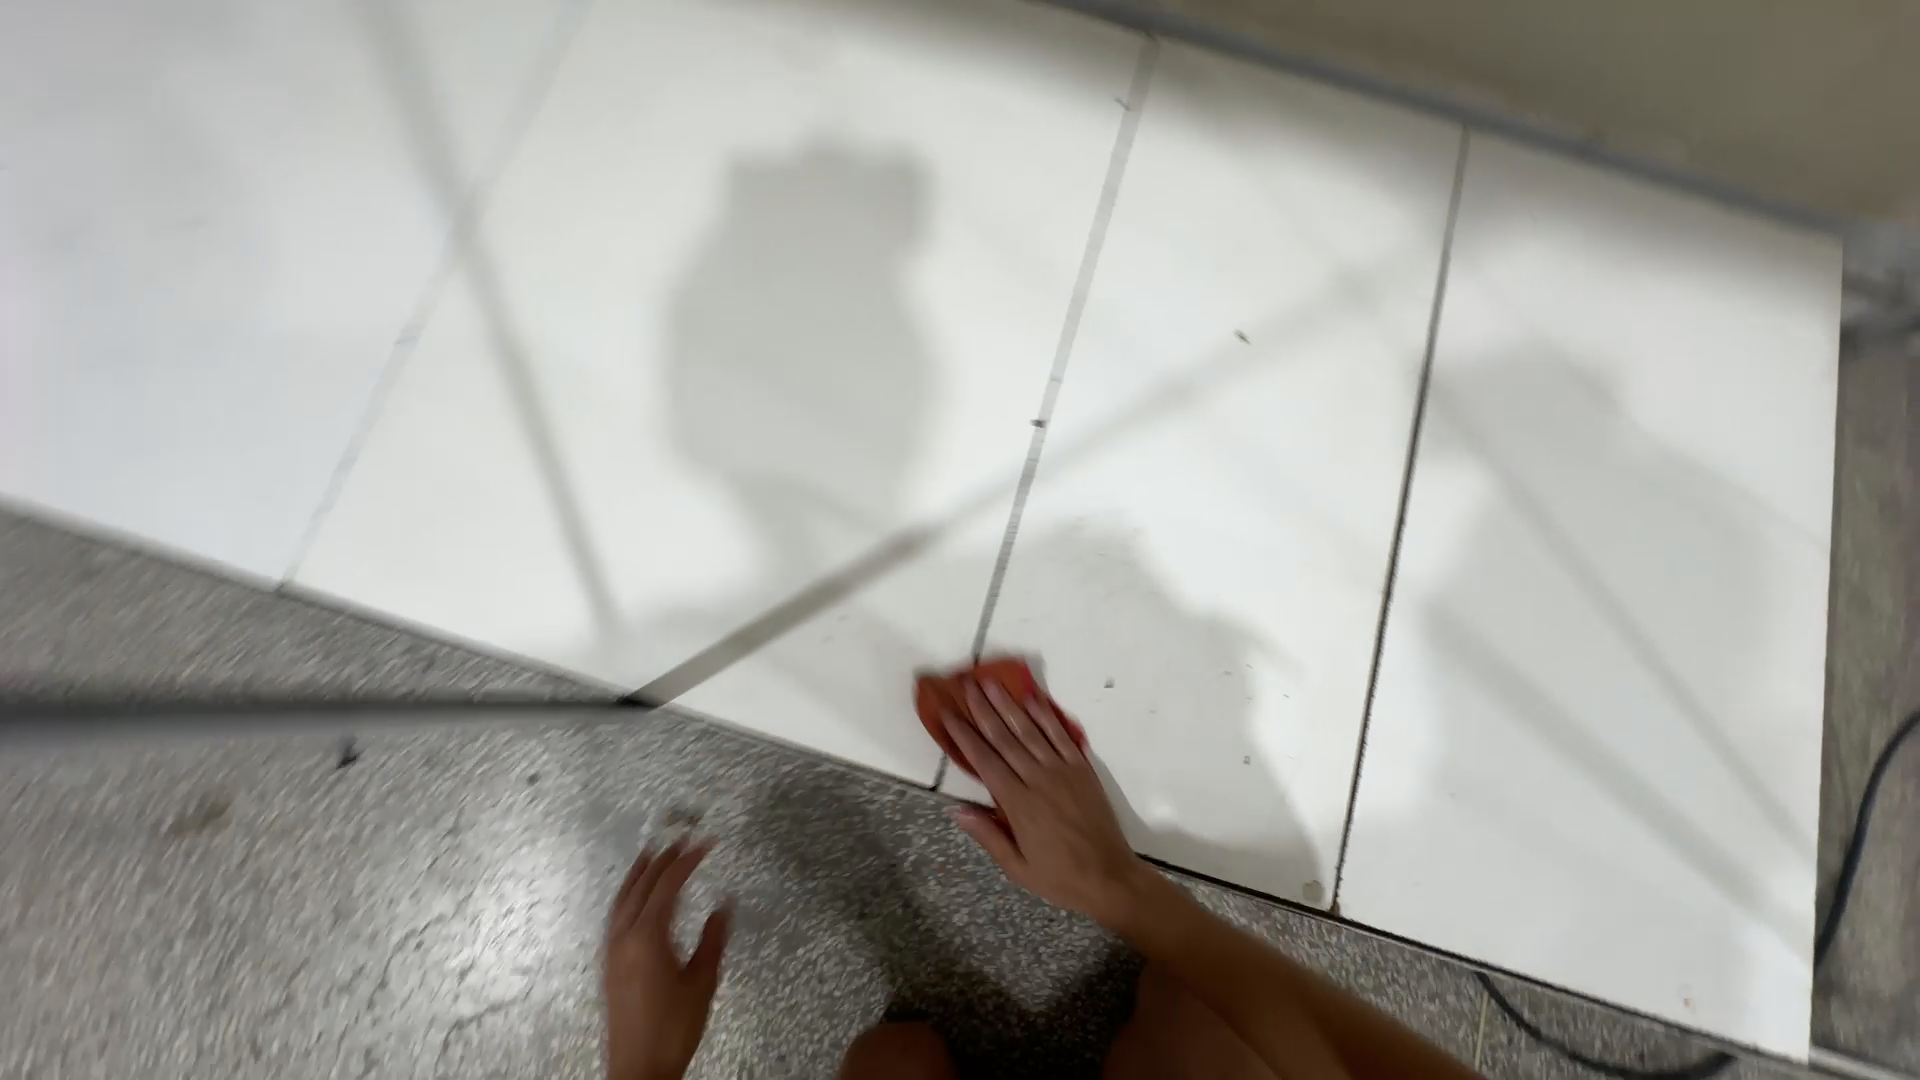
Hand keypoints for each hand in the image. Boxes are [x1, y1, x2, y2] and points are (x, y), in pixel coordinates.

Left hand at [603, 839, 730, 1079]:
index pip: (669, 884)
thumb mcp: (703, 980)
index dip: (688, 859)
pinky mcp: (609, 965)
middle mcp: (624, 938)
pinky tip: (636, 897)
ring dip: (639, 873)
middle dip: (662, 859)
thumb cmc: (673, 1027)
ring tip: (651, 853)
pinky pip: (615, 915)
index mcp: (648, 936)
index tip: (707, 842)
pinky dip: (627, 895)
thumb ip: (713, 938)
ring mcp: (612, 952)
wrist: (639, 1070)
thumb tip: (725, 903)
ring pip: (622, 900)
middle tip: (681, 838)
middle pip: (642, 886)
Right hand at [941, 677, 1154, 928]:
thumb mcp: (1017, 868)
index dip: (963, 735)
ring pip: (1029, 730)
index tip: (947, 713)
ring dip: (1008, 704)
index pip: (984, 760)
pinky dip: (1045, 715)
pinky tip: (1032, 698)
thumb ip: (988, 835)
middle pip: (1004, 737)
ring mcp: (1062, 770)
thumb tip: (956, 810)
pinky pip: (1061, 735)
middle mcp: (1037, 779)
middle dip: (982, 708)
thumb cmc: (1059, 877)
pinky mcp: (1081, 768)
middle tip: (966, 684)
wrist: (1110, 877)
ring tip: (992, 682)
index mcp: (1018, 804)